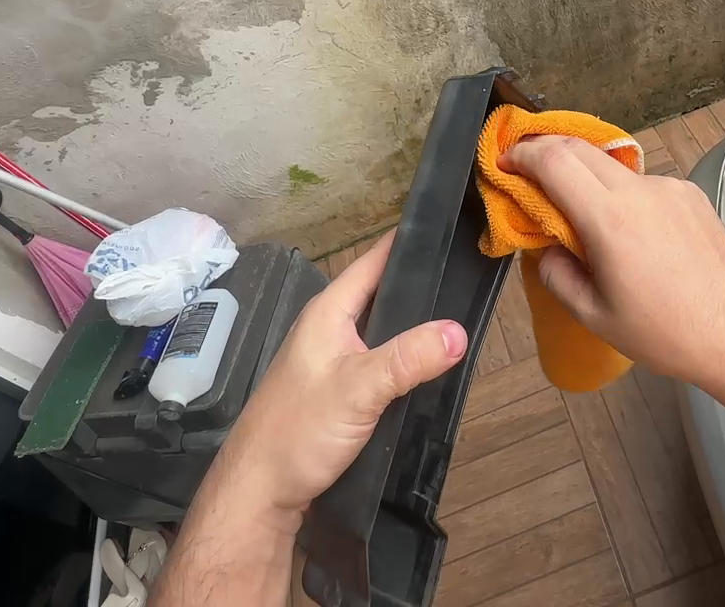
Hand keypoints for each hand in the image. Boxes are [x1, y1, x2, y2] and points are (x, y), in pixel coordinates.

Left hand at [211, 230, 467, 518]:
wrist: (258, 494)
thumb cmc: (299, 430)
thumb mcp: (359, 389)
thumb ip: (409, 358)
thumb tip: (459, 330)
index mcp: (328, 311)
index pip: (373, 260)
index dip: (408, 242)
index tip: (449, 229)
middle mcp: (328, 326)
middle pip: (380, 293)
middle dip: (419, 285)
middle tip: (466, 276)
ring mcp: (330, 358)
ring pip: (380, 328)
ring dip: (412, 324)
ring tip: (457, 316)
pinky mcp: (336, 388)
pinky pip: (377, 356)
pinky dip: (402, 354)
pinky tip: (426, 364)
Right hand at [500, 136, 724, 388]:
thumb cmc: (663, 332)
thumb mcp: (593, 315)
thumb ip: (556, 273)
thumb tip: (546, 246)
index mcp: (609, 219)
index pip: (555, 161)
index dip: (523, 155)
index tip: (505, 162)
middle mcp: (639, 190)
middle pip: (579, 148)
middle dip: (545, 150)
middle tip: (525, 168)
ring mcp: (669, 186)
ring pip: (611, 165)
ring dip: (584, 174)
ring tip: (580, 209)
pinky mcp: (689, 191)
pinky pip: (642, 181)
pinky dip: (621, 192)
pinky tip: (629, 227)